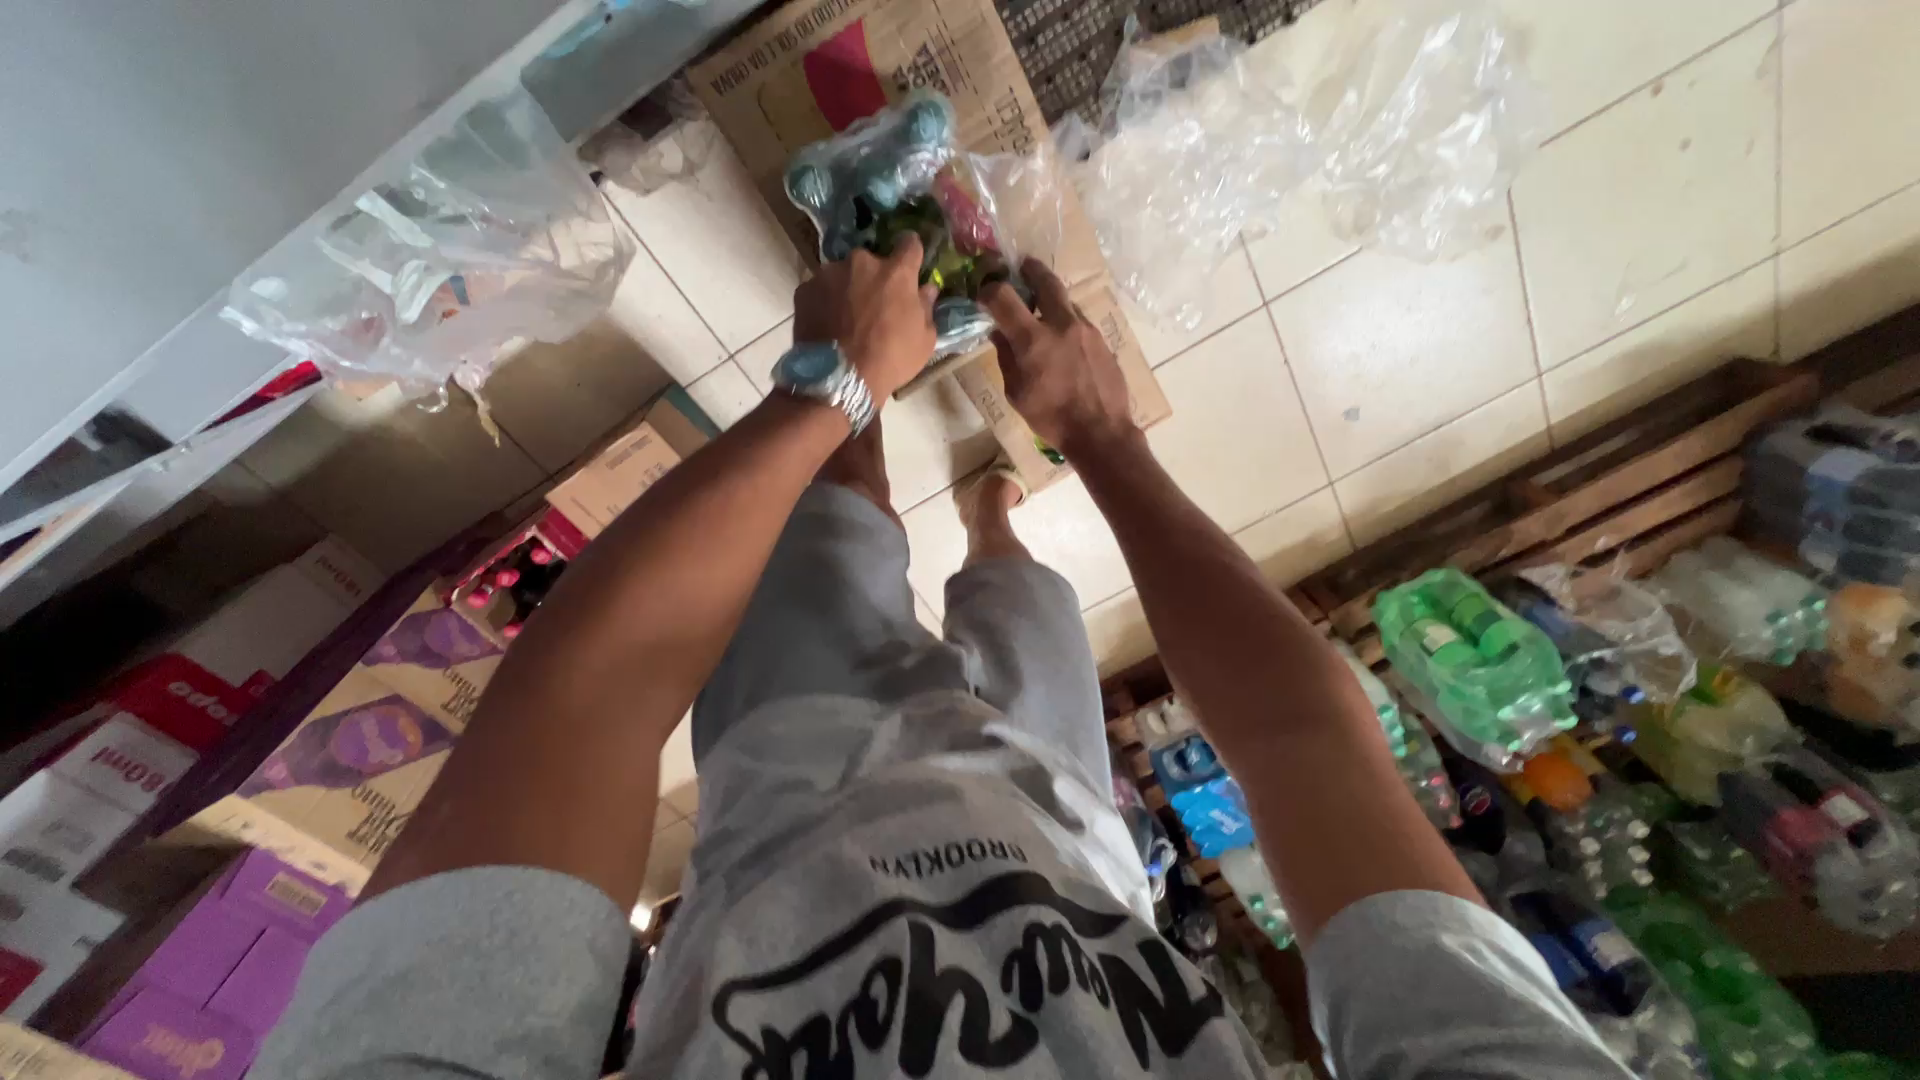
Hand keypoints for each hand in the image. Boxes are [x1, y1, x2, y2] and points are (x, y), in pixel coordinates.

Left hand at [792, 236, 937, 401]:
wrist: (840, 379)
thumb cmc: (890, 360)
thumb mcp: (923, 341)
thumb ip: (926, 308)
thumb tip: (927, 289)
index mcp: (896, 272)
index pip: (909, 244)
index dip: (910, 252)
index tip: (909, 263)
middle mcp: (861, 262)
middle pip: (870, 262)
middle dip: (873, 277)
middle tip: (872, 304)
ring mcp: (829, 273)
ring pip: (842, 275)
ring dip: (846, 289)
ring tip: (845, 319)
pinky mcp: (805, 289)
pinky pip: (819, 290)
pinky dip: (824, 302)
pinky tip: (827, 325)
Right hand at [980, 259, 1136, 456]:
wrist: (1101, 432)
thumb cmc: (1051, 418)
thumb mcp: (1017, 393)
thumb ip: (1006, 359)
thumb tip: (1000, 335)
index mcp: (1034, 339)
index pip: (1004, 297)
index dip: (989, 290)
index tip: (984, 294)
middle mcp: (1062, 324)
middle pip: (1046, 281)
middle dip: (1030, 271)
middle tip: (1022, 267)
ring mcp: (1087, 330)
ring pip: (1066, 303)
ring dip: (1052, 302)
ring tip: (1042, 312)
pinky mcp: (1103, 340)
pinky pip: (1080, 323)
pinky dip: (1067, 324)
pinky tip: (1064, 342)